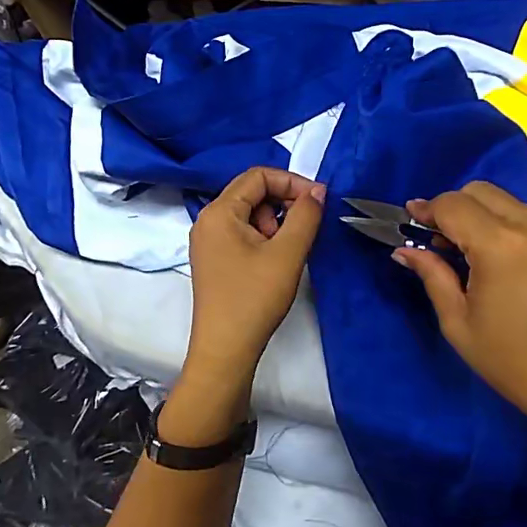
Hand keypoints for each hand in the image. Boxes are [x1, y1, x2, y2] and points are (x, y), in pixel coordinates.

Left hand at [170, 168, 323, 443]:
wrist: (226, 351)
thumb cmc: (254, 299)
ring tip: (287, 253)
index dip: (291, 182)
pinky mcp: (214, 259)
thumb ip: (305, 215)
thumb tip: (318, 191)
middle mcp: (207, 220)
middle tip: (303, 231)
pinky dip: (264, 238)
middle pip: (251, 192)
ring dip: (275, 224)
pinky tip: (276, 262)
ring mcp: (208, 241)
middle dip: (283, 204)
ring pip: (249, 214)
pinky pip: (242, 233)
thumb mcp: (287, 253)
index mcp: (218, 212)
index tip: (318, 201)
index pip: (257, 176)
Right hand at [395, 181, 526, 430]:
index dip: (429, 210)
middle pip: (483, 192)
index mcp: (500, 247)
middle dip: (460, 209)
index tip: (417, 221)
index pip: (452, 203)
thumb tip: (405, 249)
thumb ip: (432, 276)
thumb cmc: (517, 364)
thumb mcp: (459, 324)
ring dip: (498, 222)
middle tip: (452, 242)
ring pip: (518, 206)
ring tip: (499, 261)